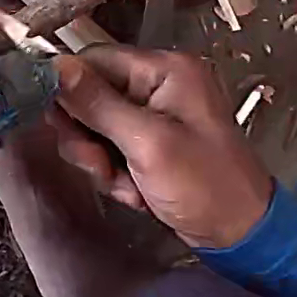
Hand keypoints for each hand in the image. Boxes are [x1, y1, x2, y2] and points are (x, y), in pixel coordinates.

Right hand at [52, 47, 273, 248]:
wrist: (241, 237)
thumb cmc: (204, 186)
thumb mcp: (147, 143)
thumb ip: (96, 103)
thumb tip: (55, 66)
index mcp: (164, 69)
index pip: (92, 60)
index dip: (70, 89)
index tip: (62, 122)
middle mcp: (155, 83)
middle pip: (87, 93)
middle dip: (85, 133)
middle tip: (97, 164)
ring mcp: (150, 112)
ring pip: (91, 123)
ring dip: (96, 157)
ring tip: (120, 181)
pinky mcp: (145, 138)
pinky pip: (105, 144)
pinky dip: (110, 169)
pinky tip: (132, 189)